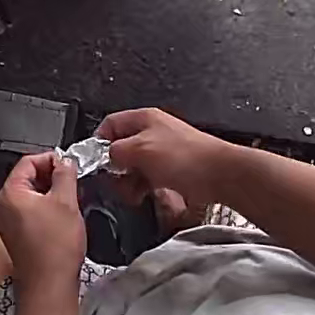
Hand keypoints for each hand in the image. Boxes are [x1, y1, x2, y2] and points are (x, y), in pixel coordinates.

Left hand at [0, 151, 85, 292]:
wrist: (49, 284)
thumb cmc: (55, 246)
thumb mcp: (66, 201)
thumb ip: (65, 174)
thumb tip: (65, 162)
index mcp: (11, 193)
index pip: (28, 161)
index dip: (51, 159)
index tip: (69, 165)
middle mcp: (4, 206)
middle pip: (28, 177)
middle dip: (52, 176)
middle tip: (73, 182)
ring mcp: (9, 222)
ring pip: (31, 195)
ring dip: (51, 192)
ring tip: (71, 200)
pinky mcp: (17, 235)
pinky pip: (31, 211)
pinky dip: (47, 208)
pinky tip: (63, 217)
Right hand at [94, 108, 240, 210]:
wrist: (219, 175)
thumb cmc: (186, 157)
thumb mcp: (140, 149)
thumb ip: (116, 151)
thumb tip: (107, 157)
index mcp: (144, 119)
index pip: (110, 124)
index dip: (98, 142)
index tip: (95, 161)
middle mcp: (152, 133)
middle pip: (120, 149)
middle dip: (115, 168)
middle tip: (115, 181)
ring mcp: (161, 152)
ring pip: (133, 166)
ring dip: (128, 182)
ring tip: (132, 192)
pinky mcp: (170, 170)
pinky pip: (147, 178)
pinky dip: (142, 188)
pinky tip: (143, 196)